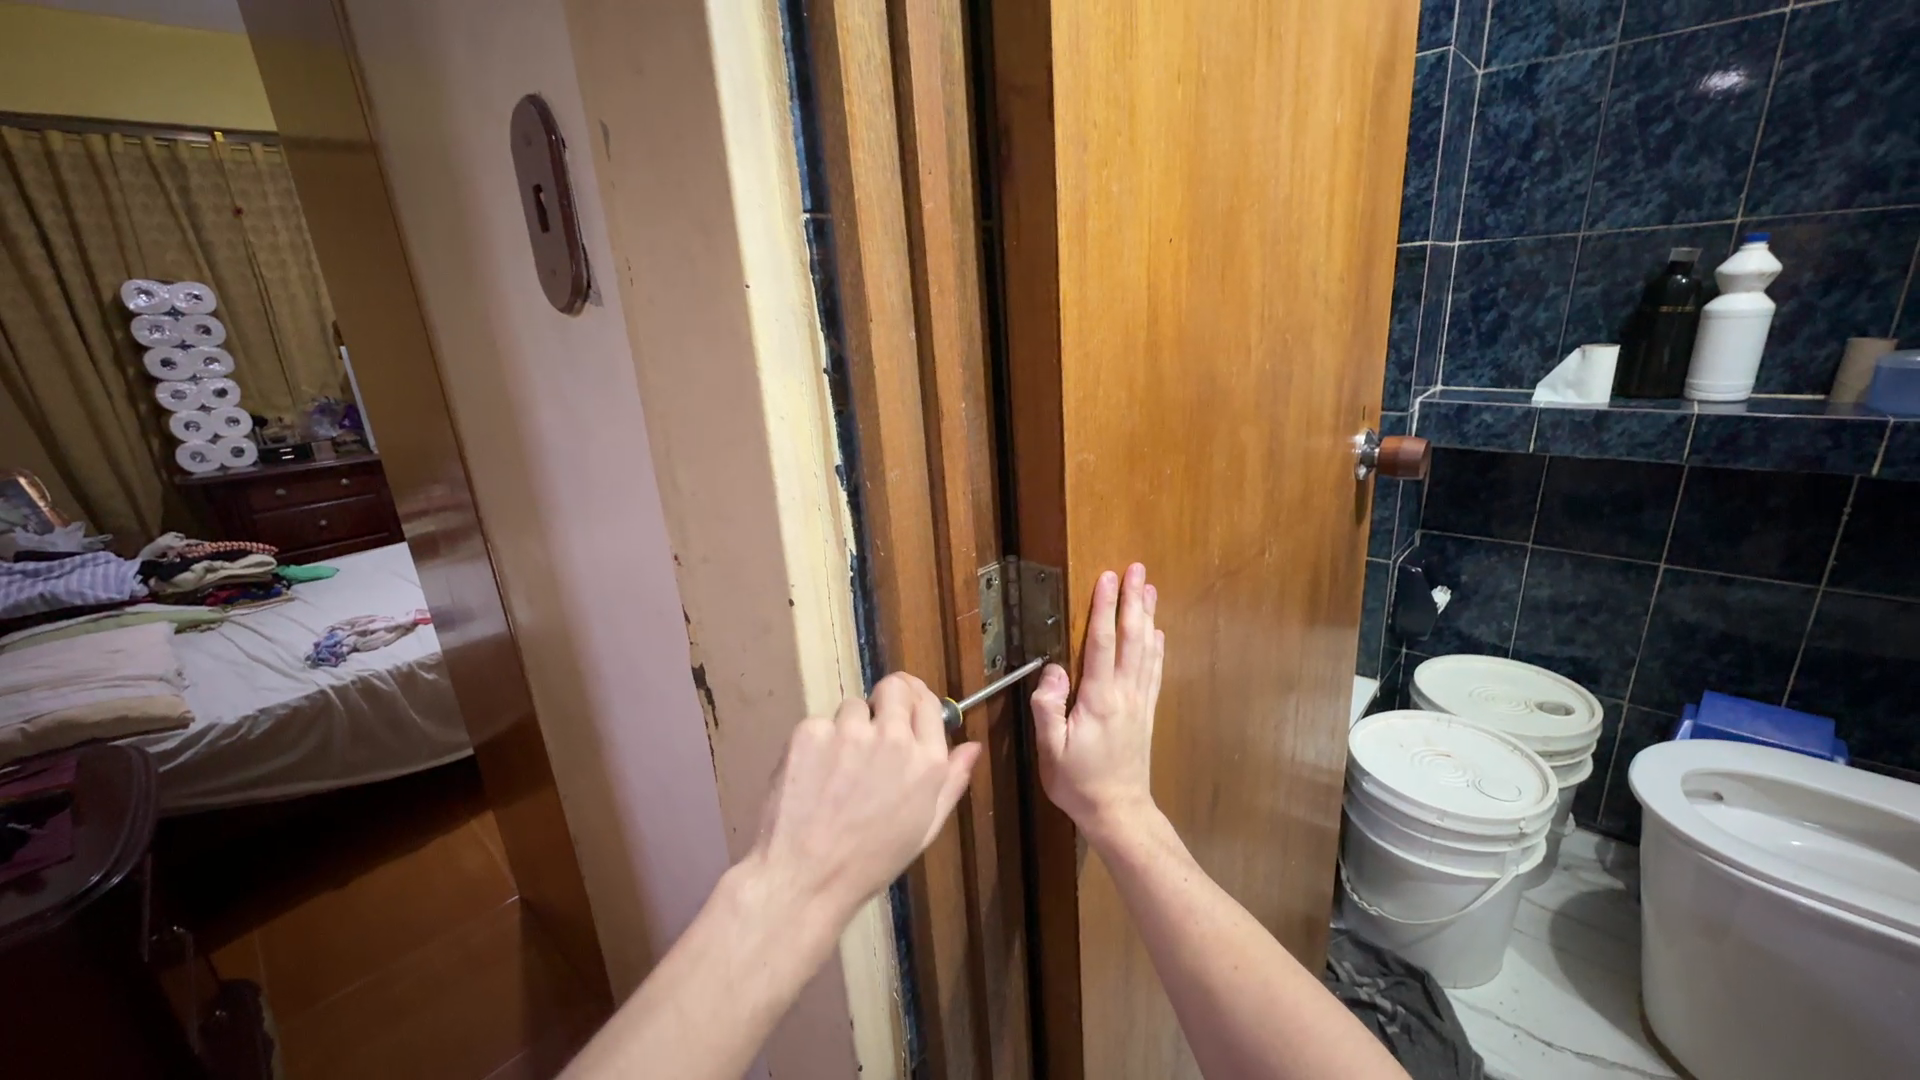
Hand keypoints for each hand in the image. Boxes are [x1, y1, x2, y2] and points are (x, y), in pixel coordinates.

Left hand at [744, 673, 981, 922]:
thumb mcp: (923, 829)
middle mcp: (894, 738)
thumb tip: (972, 747)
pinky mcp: (811, 732)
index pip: (928, 703)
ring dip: (849, 727)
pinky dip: (816, 743)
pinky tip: (812, 775)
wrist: (803, 878)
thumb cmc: (869, 862)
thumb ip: (951, 782)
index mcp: (927, 762)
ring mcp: (850, 732)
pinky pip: (819, 723)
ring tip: (837, 768)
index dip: (916, 702)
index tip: (904, 710)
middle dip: (886, 701)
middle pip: (895, 688)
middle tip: (872, 728)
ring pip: (853, 707)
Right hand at [1030, 563, 1165, 842]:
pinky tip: (1158, 632)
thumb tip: (1053, 670)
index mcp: (1099, 699)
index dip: (1104, 608)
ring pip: (1147, 649)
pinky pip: (1154, 671)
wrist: (1119, 811)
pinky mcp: (1146, 712)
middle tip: (1137, 569)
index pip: (1101, 643)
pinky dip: (1157, 647)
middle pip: (1131, 637)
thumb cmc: (1079, 782)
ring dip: (1147, 616)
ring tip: (1150, 588)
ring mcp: (1139, 701)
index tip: (1107, 578)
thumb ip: (1048, 708)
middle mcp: (1125, 693)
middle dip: (1133, 601)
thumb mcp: (1051, 750)